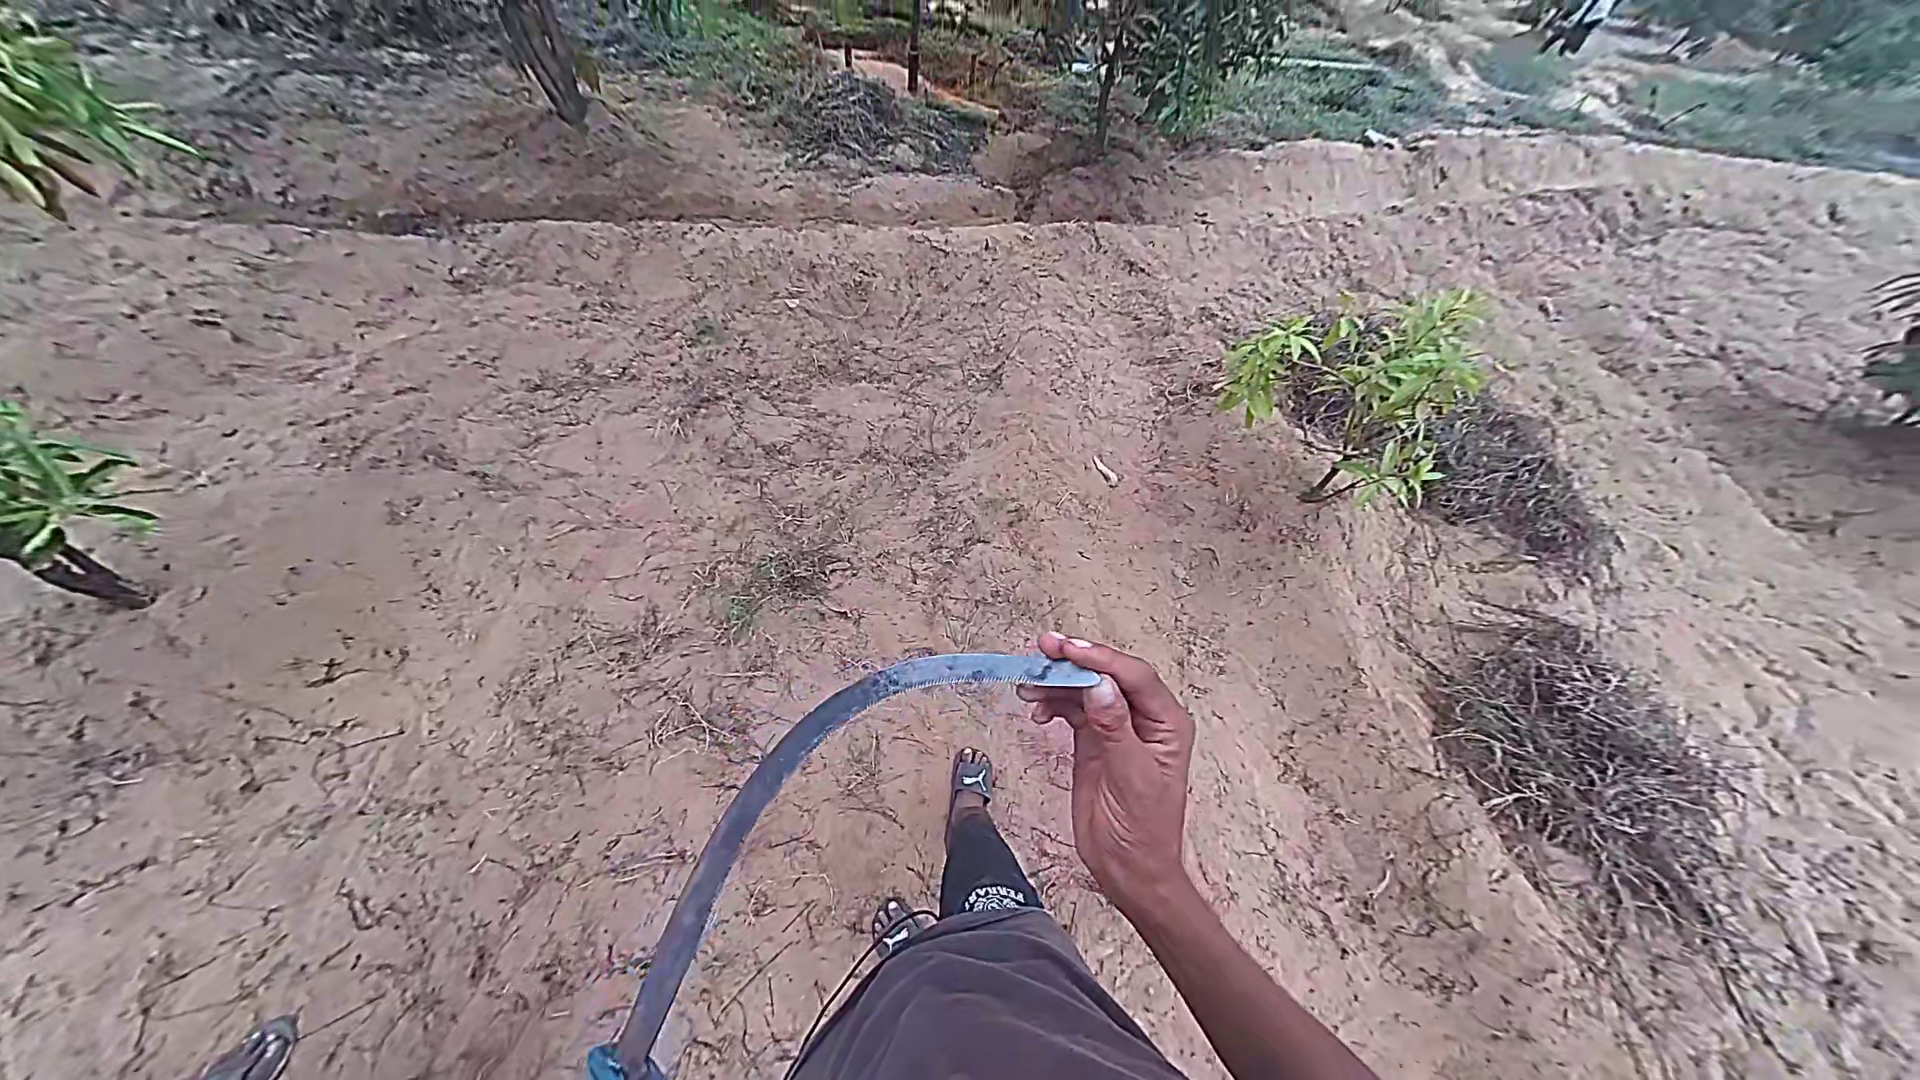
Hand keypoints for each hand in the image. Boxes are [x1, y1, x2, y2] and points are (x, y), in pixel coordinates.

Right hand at [1019, 632, 1195, 916]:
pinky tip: (1037, 709)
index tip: (1069, 651)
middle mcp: (1143, 717)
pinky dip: (1052, 703)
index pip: (1134, 676)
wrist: (1127, 869)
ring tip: (1029, 684)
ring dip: (1057, 682)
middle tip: (1043, 649)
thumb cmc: (1142, 830)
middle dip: (1075, 661)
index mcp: (1166, 722)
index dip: (1101, 659)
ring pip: (1085, 688)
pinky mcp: (1094, 737)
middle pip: (1107, 674)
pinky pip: (1072, 708)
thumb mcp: (1132, 778)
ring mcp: (1116, 725)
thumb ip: (1115, 729)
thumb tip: (1100, 686)